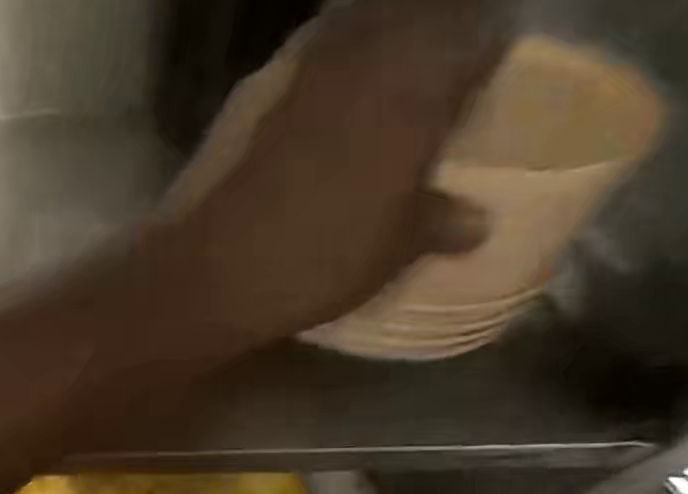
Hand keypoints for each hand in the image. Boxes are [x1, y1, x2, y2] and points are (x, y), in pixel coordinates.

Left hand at [149, 0, 511, 352]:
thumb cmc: (316, 258)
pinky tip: (307, 127)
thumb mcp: (394, 250)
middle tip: (423, 91)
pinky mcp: (243, 95)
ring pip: (352, 31)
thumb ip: (440, 221)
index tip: (474, 96)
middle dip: (426, 43)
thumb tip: (476, 221)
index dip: (482, 62)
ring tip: (366, 105)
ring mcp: (294, 63)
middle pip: (415, 14)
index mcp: (421, 68)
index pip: (482, 32)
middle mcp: (361, 44)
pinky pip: (297, 68)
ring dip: (366, 55)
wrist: (206, 274)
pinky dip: (312, 84)